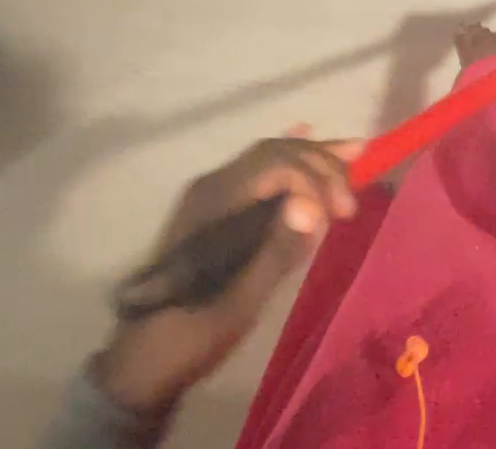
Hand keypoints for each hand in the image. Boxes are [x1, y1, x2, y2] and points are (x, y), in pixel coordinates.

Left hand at [95, 127, 359, 414]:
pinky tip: (305, 134)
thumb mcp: (238, 302)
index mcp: (214, 204)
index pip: (278, 165)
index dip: (317, 180)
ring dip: (313, 156)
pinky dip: (291, 158)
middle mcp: (211, 185)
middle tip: (351, 200)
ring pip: (271, 156)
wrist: (141, 362)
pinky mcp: (217, 205)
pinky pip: (260, 169)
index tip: (343, 215)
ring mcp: (212, 192)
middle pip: (277, 153)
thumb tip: (313, 207)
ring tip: (354, 152)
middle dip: (321, 166)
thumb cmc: (191, 334)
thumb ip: (276, 251)